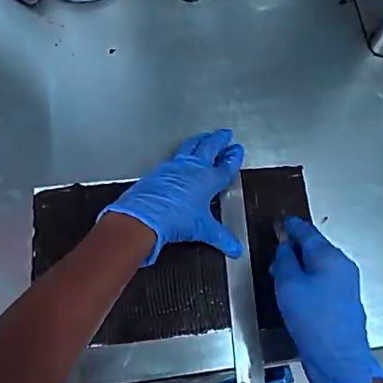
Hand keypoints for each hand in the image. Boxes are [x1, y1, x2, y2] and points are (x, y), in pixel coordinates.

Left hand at [103, 129, 243, 265]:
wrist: (145, 216)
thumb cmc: (176, 218)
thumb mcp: (203, 230)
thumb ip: (221, 237)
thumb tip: (235, 249)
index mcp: (208, 179)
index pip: (226, 166)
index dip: (233, 158)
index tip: (237, 149)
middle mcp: (192, 168)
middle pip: (209, 147)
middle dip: (219, 140)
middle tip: (225, 134)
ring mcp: (173, 167)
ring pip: (190, 147)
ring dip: (199, 140)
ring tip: (204, 137)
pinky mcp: (158, 171)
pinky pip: (173, 158)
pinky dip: (180, 154)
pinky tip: (179, 158)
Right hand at [270, 216, 382, 382]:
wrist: (339, 360)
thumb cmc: (313, 321)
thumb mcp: (289, 286)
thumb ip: (284, 261)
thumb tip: (284, 247)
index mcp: (330, 257)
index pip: (307, 232)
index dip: (290, 226)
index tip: (280, 222)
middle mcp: (343, 266)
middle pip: (315, 248)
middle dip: (294, 248)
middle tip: (275, 250)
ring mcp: (346, 285)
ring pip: (319, 266)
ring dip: (300, 266)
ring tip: (280, 272)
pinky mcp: (344, 302)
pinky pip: (323, 281)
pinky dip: (308, 280)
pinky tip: (295, 291)